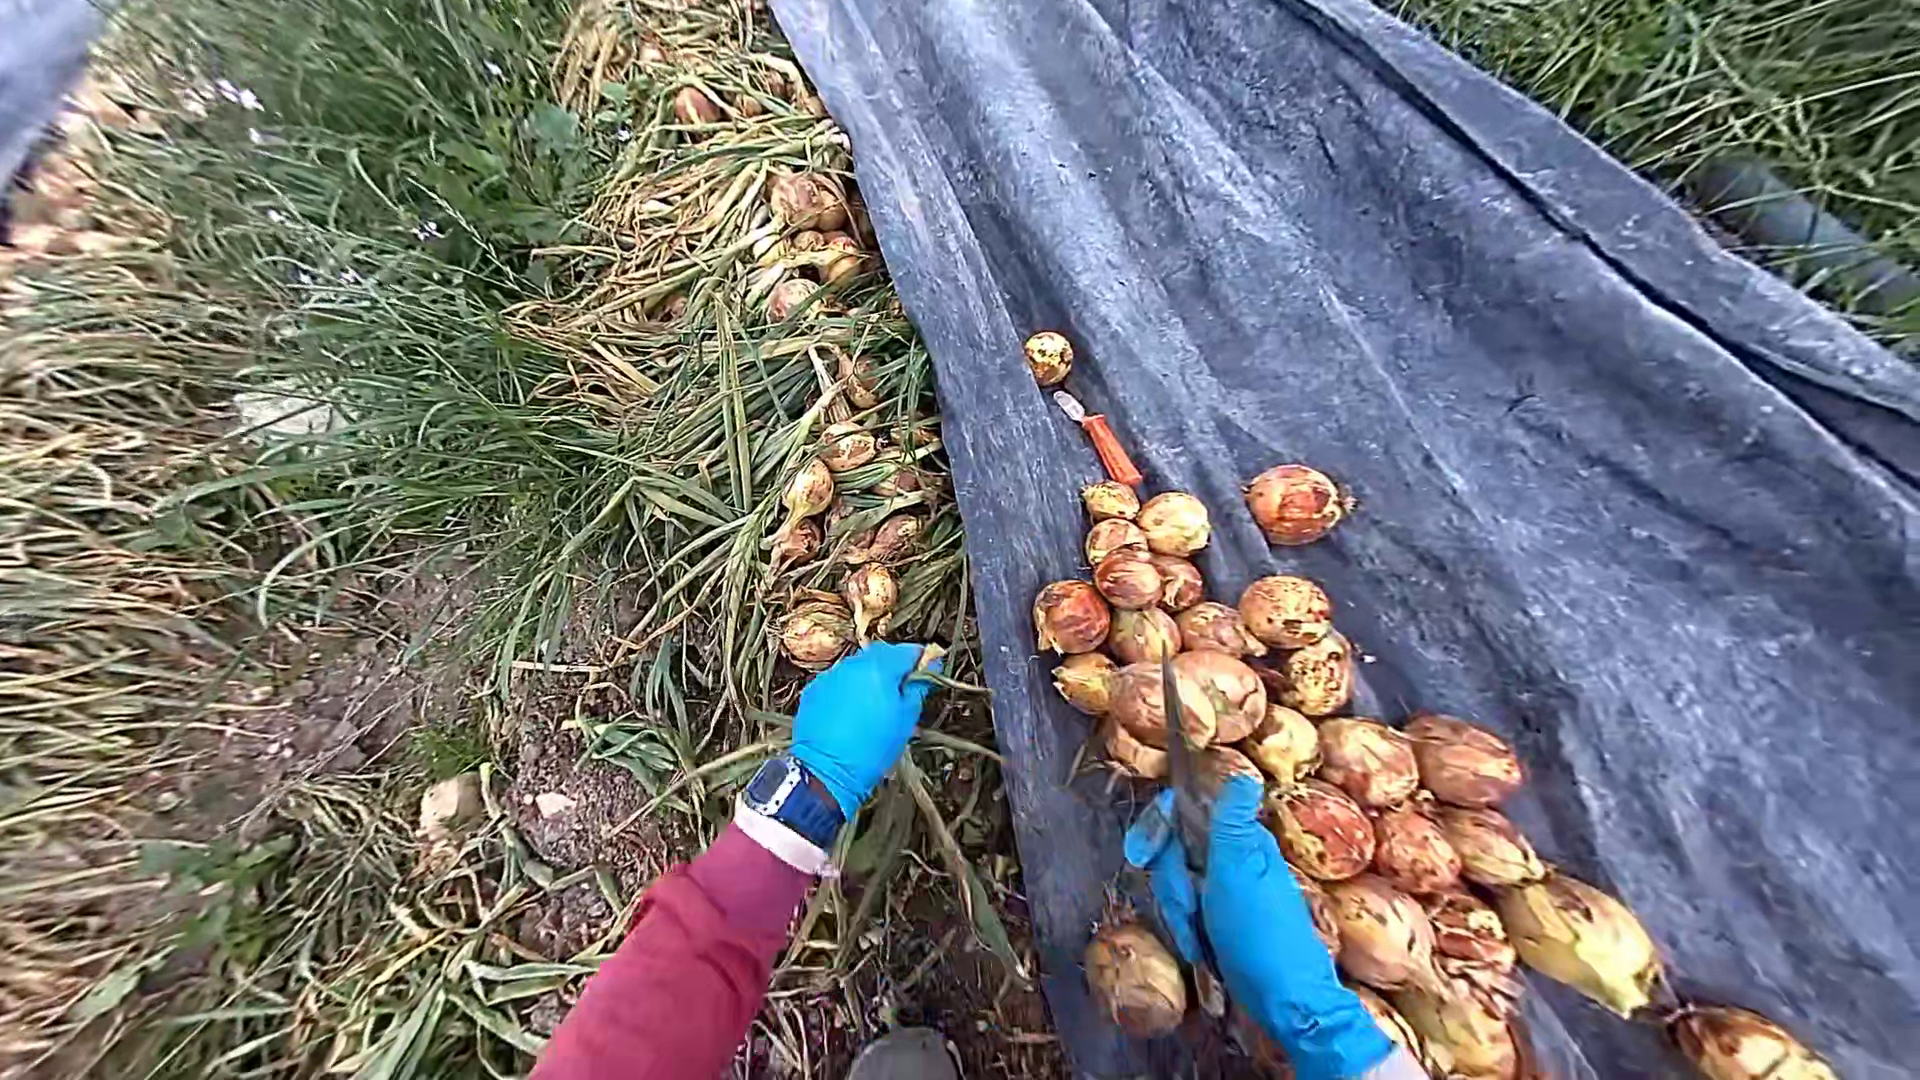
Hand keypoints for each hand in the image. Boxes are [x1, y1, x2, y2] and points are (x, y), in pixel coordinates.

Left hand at [790, 642, 936, 814]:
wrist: (826, 772)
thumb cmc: (873, 748)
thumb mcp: (906, 719)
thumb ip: (918, 687)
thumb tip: (929, 667)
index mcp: (880, 668)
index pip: (907, 650)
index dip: (919, 660)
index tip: (924, 674)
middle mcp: (853, 664)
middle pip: (881, 655)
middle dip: (893, 668)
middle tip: (901, 692)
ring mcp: (831, 676)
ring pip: (858, 667)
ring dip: (870, 678)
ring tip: (875, 705)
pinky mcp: (814, 690)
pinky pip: (839, 681)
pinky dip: (848, 689)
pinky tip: (852, 713)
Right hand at [1124, 777, 1393, 1079]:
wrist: (1288, 1006)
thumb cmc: (1261, 934)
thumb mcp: (1240, 870)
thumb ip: (1232, 819)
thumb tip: (1243, 775)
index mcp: (1237, 836)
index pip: (1181, 809)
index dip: (1156, 827)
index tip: (1140, 854)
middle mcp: (1229, 854)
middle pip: (1172, 846)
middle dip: (1171, 882)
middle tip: (1188, 908)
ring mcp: (1222, 885)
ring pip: (1173, 879)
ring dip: (1178, 910)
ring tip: (1198, 937)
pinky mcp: (1217, 914)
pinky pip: (1183, 906)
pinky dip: (1185, 927)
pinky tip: (1199, 946)